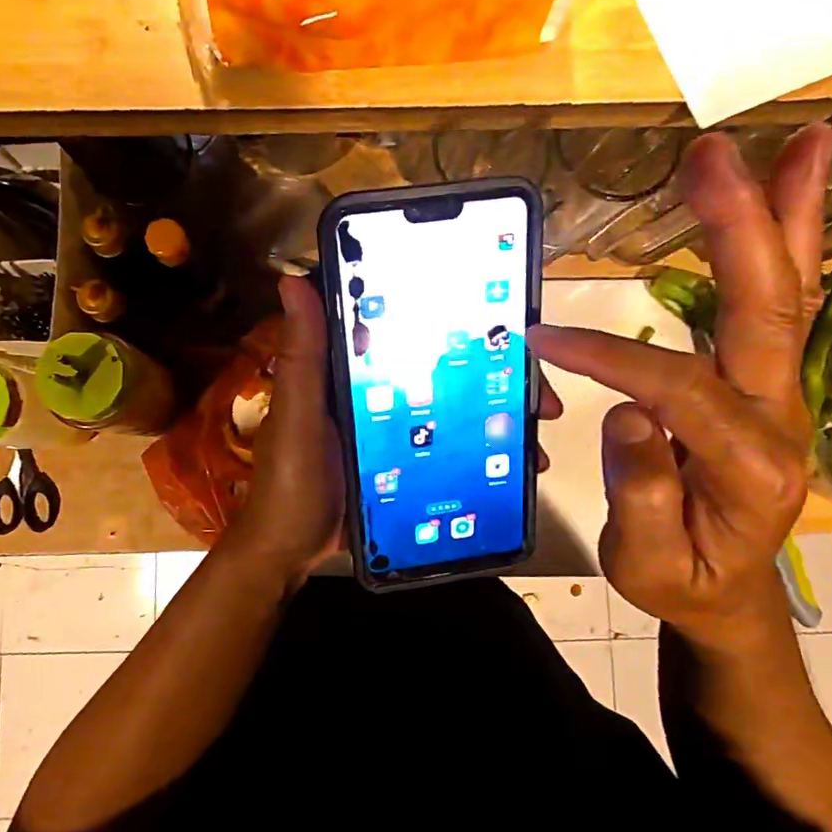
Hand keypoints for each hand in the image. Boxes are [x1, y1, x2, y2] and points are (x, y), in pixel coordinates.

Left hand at [229, 276, 565, 576]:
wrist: (290, 552)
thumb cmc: (291, 481)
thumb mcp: (298, 417)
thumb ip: (303, 356)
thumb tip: (294, 280)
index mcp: (353, 373)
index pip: (409, 334)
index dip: (455, 327)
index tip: (503, 328)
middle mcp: (379, 393)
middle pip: (447, 374)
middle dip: (497, 379)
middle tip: (542, 396)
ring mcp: (396, 431)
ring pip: (455, 411)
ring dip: (498, 418)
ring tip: (537, 436)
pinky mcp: (406, 465)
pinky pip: (450, 448)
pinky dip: (481, 452)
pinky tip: (515, 466)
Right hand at [530, 125, 831, 647]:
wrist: (731, 590)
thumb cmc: (683, 577)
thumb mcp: (645, 564)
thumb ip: (641, 500)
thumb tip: (628, 414)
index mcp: (751, 466)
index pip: (678, 389)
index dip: (611, 359)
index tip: (546, 339)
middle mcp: (781, 415)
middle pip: (767, 312)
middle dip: (741, 229)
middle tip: (713, 155)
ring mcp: (783, 393)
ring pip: (792, 296)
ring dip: (792, 217)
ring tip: (803, 143)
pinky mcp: (769, 381)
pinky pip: (783, 306)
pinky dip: (788, 245)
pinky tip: (786, 194)